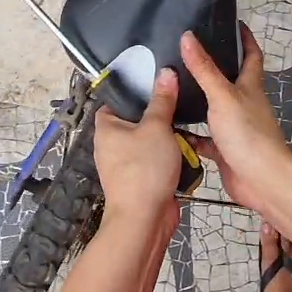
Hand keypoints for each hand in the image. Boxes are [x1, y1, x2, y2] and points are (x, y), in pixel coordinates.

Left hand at [93, 68, 184, 228]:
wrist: (145, 220)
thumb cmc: (144, 168)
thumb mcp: (156, 126)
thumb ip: (163, 99)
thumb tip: (166, 71)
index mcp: (106, 128)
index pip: (116, 100)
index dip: (135, 91)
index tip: (156, 82)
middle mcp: (111, 145)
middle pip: (136, 120)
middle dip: (157, 115)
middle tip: (177, 102)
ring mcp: (125, 164)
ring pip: (148, 141)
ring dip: (166, 137)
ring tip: (185, 124)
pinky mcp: (140, 180)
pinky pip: (155, 160)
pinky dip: (169, 155)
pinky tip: (186, 147)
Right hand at [180, 26, 291, 213]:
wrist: (262, 181)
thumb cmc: (247, 133)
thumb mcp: (222, 95)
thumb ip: (204, 69)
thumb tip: (187, 36)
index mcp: (250, 86)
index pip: (251, 55)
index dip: (245, 38)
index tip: (233, 23)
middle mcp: (244, 103)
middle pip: (229, 80)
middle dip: (212, 67)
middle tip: (187, 53)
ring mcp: (235, 127)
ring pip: (213, 109)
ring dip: (196, 101)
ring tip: (172, 87)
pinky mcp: (225, 149)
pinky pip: (203, 138)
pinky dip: (189, 135)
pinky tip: (171, 129)